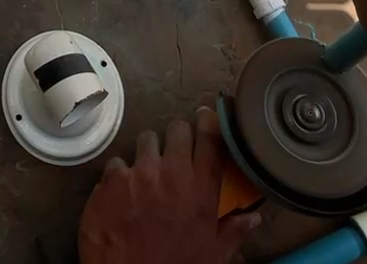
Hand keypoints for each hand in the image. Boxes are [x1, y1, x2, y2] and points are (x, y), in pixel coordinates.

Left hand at [78, 107, 261, 263]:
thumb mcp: (212, 255)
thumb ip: (233, 231)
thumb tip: (254, 217)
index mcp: (200, 190)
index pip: (210, 138)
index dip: (209, 121)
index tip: (205, 116)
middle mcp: (171, 172)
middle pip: (177, 128)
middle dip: (177, 136)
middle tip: (174, 150)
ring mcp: (140, 171)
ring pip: (146, 139)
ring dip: (148, 152)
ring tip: (147, 173)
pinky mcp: (112, 177)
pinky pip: (118, 162)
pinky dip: (121, 175)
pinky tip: (122, 194)